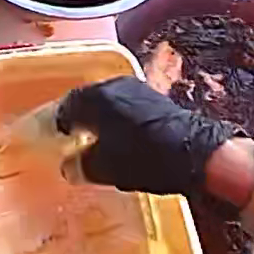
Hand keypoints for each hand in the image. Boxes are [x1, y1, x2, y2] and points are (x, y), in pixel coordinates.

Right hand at [56, 75, 232, 194]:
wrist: (197, 153)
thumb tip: (68, 166)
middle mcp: (113, 85)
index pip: (67, 105)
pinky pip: (126, 106)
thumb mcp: (106, 168)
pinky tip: (123, 137)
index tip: (56, 137)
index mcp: (96, 97)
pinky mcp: (156, 98)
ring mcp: (137, 89)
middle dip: (80, 118)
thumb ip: (81, 165)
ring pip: (108, 102)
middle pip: (87, 100)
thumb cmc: (143, 158)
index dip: (59, 122)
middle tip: (74, 138)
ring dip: (100, 118)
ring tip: (97, 140)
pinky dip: (118, 119)